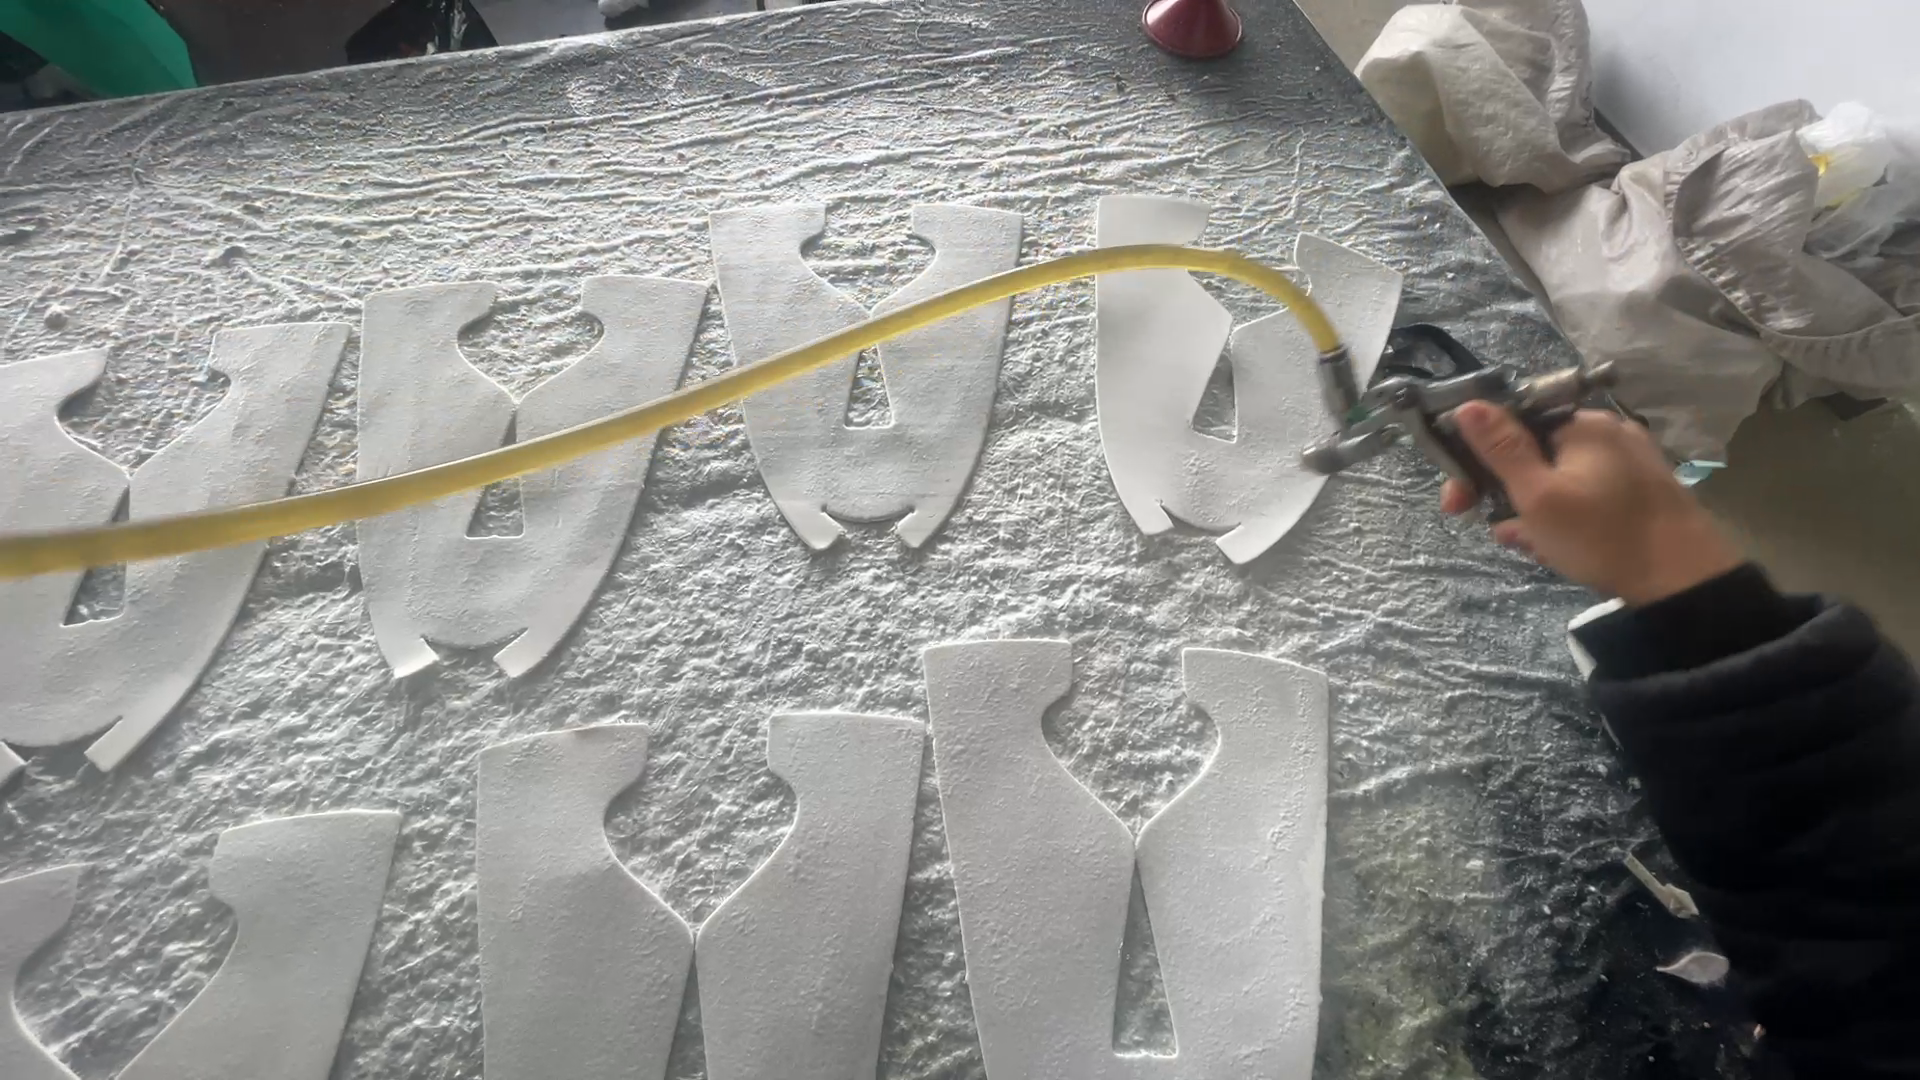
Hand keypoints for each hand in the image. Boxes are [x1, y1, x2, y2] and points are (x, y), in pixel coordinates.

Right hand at [1439, 403, 1742, 605]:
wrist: (1685, 582)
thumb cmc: (1601, 535)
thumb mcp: (1536, 495)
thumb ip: (1500, 449)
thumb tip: (1467, 404)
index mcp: (1582, 425)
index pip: (1509, 423)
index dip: (1474, 455)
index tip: (1457, 494)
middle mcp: (1605, 433)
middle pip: (1527, 451)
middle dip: (1496, 487)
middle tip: (1475, 519)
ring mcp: (1622, 462)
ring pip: (1547, 477)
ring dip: (1523, 508)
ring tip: (1523, 540)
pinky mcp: (1632, 490)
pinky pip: (1574, 492)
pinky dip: (1554, 514)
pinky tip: (1547, 542)